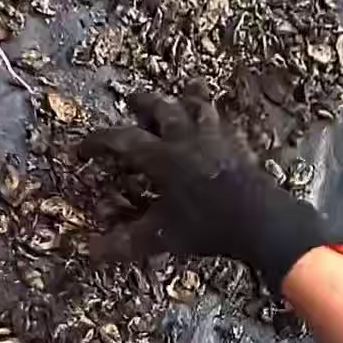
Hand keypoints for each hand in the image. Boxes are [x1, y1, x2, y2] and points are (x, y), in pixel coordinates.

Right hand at [83, 93, 340, 287]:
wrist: (262, 221)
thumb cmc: (206, 227)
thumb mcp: (162, 237)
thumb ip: (127, 242)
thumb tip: (90, 253)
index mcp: (163, 157)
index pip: (122, 141)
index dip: (97, 141)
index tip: (80, 148)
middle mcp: (186, 140)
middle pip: (162, 110)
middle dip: (143, 103)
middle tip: (132, 98)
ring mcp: (216, 140)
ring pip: (199, 107)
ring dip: (187, 98)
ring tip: (184, 89)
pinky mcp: (239, 147)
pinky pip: (224, 124)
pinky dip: (216, 120)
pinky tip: (217, 124)